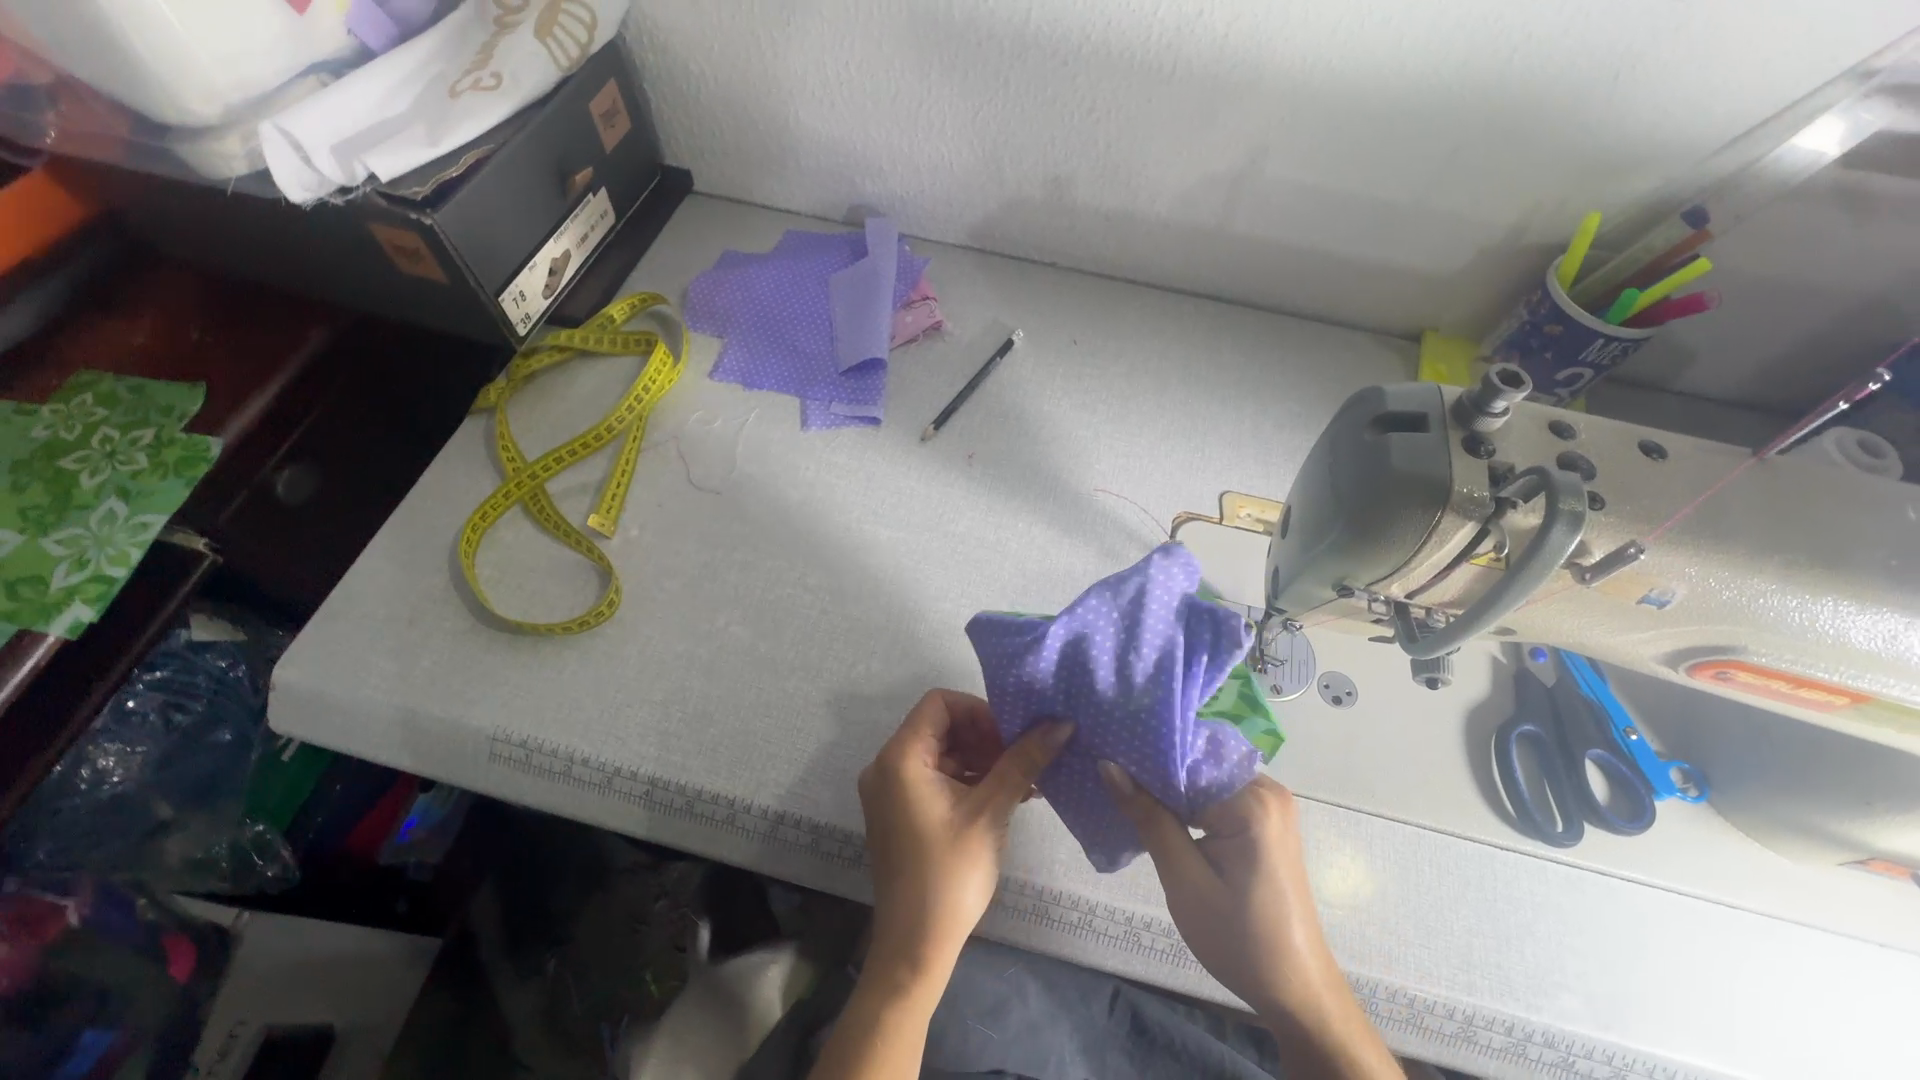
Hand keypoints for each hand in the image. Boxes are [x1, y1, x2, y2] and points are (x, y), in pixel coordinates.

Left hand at [857, 690, 1072, 983]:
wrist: (916, 944)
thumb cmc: (951, 873)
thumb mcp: (991, 811)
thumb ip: (1023, 761)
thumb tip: (1061, 723)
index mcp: (900, 757)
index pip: (940, 703)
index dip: (980, 711)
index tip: (1012, 737)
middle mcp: (886, 766)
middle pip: (941, 727)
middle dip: (986, 738)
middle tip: (1025, 761)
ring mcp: (890, 791)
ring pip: (942, 753)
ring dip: (982, 761)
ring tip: (1024, 783)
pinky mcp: (900, 812)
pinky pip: (935, 778)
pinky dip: (968, 780)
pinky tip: (1006, 798)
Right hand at [1098, 765, 1344, 1019]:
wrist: (1294, 988)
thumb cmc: (1239, 939)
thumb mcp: (1184, 880)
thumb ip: (1149, 818)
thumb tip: (1109, 765)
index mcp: (1252, 800)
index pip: (1183, 763)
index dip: (1139, 763)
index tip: (1099, 760)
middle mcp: (1268, 790)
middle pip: (1196, 767)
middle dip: (1153, 775)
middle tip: (1104, 779)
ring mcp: (1271, 806)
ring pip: (1205, 782)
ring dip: (1169, 792)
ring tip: (1123, 794)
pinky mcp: (1266, 823)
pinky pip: (1219, 798)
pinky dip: (1189, 806)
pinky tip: (1158, 816)